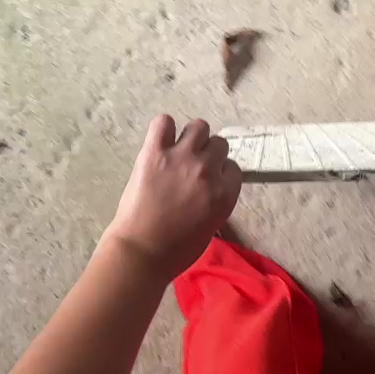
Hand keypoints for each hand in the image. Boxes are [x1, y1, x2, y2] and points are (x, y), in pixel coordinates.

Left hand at [101, 116, 242, 281]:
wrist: (141, 252)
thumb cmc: (177, 249)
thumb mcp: (211, 226)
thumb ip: (216, 199)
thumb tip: (210, 183)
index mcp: (224, 194)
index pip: (233, 167)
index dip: (220, 172)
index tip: (209, 179)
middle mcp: (207, 170)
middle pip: (218, 144)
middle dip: (208, 154)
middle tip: (192, 166)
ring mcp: (181, 157)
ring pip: (198, 127)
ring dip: (191, 137)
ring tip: (178, 150)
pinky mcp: (155, 151)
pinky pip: (164, 122)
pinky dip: (163, 128)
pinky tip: (160, 142)